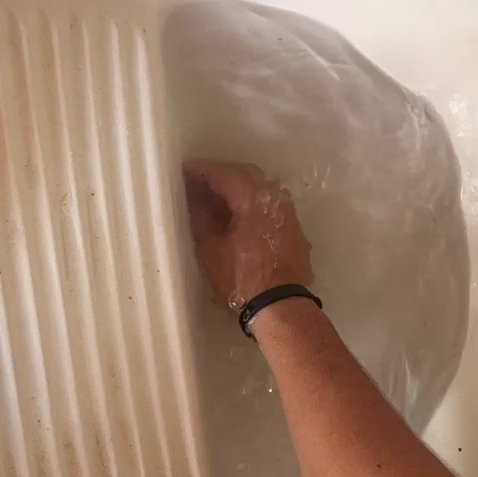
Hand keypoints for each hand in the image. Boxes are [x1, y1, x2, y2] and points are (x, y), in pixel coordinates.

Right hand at [183, 159, 313, 311]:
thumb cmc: (240, 279)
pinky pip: (270, 204)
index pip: (224, 173)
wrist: (281, 306)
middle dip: (221, 175)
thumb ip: (202, 218)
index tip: (184, 171)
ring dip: (239, 187)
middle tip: (198, 183)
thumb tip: (196, 200)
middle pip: (245, 174)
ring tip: (217, 199)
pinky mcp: (293, 229)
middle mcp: (274, 198)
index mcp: (252, 199)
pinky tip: (240, 215)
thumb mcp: (211, 249)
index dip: (202, 170)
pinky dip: (252, 203)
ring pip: (261, 188)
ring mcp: (288, 213)